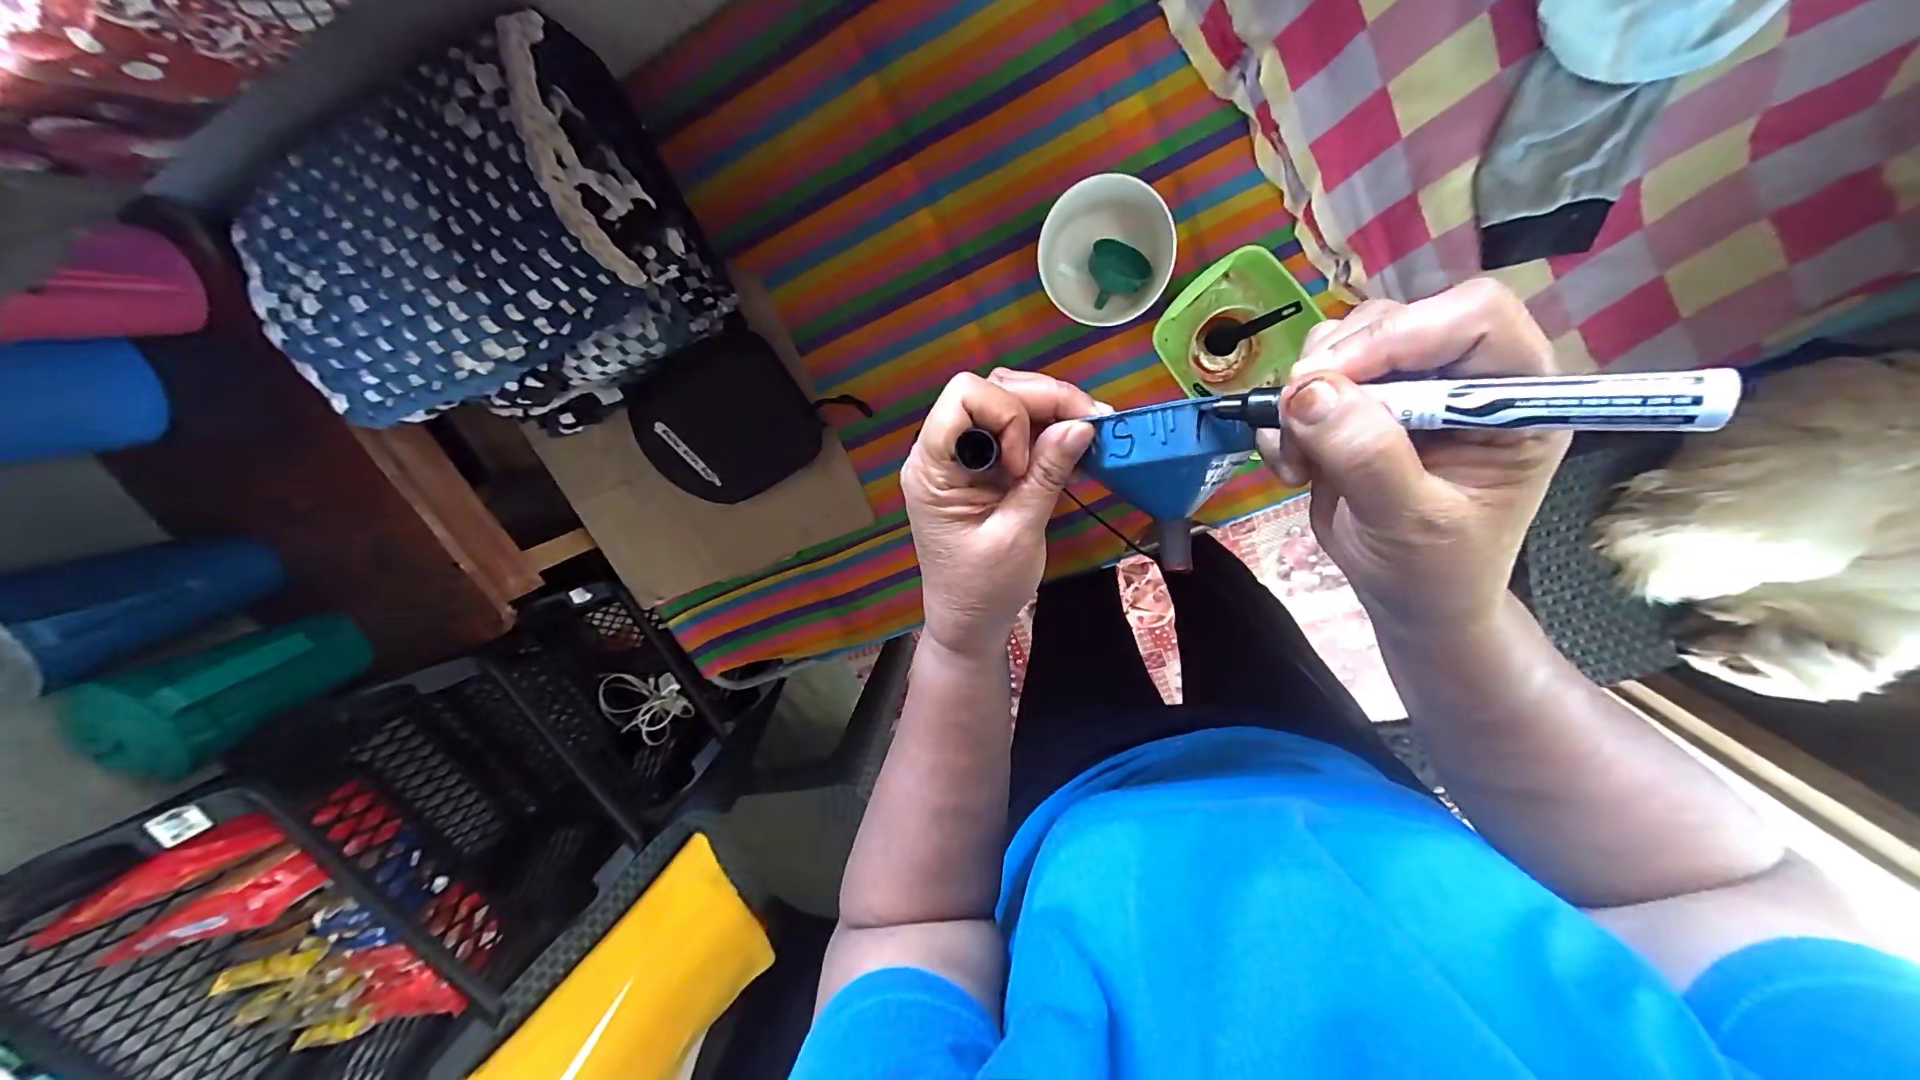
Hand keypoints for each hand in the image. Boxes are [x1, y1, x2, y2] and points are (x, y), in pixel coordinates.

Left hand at [903, 370, 1103, 657]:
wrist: (969, 622)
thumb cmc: (984, 589)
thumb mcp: (1019, 534)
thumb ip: (1046, 477)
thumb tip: (1081, 425)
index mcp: (932, 468)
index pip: (963, 396)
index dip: (1006, 413)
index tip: (1026, 462)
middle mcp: (940, 452)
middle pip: (991, 391)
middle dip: (1044, 401)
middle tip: (1091, 425)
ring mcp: (961, 458)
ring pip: (1006, 403)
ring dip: (1050, 411)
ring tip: (1087, 433)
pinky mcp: (981, 467)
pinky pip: (1014, 431)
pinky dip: (1046, 432)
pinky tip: (1073, 448)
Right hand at [1259, 279, 1573, 628]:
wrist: (1406, 599)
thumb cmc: (1433, 570)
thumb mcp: (1410, 522)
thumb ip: (1368, 457)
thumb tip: (1307, 393)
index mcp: (1512, 400)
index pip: (1472, 319)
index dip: (1400, 335)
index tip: (1331, 383)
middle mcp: (1458, 381)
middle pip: (1392, 321)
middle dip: (1334, 369)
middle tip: (1299, 424)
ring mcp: (1401, 392)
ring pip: (1339, 345)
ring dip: (1300, 398)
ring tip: (1299, 461)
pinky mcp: (1353, 409)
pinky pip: (1304, 385)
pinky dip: (1282, 423)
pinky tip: (1293, 468)